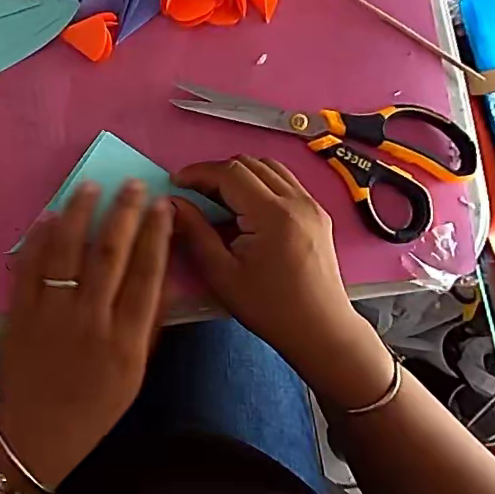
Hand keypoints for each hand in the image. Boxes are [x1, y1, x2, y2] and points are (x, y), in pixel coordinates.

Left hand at [0, 179, 173, 489]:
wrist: (38, 432)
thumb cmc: (97, 404)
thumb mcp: (136, 371)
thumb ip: (152, 324)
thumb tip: (169, 279)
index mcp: (126, 338)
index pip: (147, 273)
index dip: (156, 234)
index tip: (162, 205)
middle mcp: (91, 321)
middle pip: (110, 254)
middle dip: (123, 213)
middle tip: (131, 184)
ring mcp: (52, 316)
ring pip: (68, 253)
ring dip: (80, 215)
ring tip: (89, 187)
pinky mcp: (20, 315)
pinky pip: (29, 268)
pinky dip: (38, 239)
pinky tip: (49, 216)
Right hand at [171, 157, 392, 408]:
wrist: (320, 330)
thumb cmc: (270, 309)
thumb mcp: (222, 274)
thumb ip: (195, 233)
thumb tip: (174, 205)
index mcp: (273, 214)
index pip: (230, 173)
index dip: (199, 172)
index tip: (177, 182)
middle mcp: (297, 201)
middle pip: (250, 164)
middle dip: (217, 172)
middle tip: (194, 192)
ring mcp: (311, 205)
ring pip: (270, 168)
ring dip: (240, 174)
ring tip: (218, 198)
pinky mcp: (317, 214)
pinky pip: (285, 183)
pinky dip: (261, 184)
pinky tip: (246, 210)